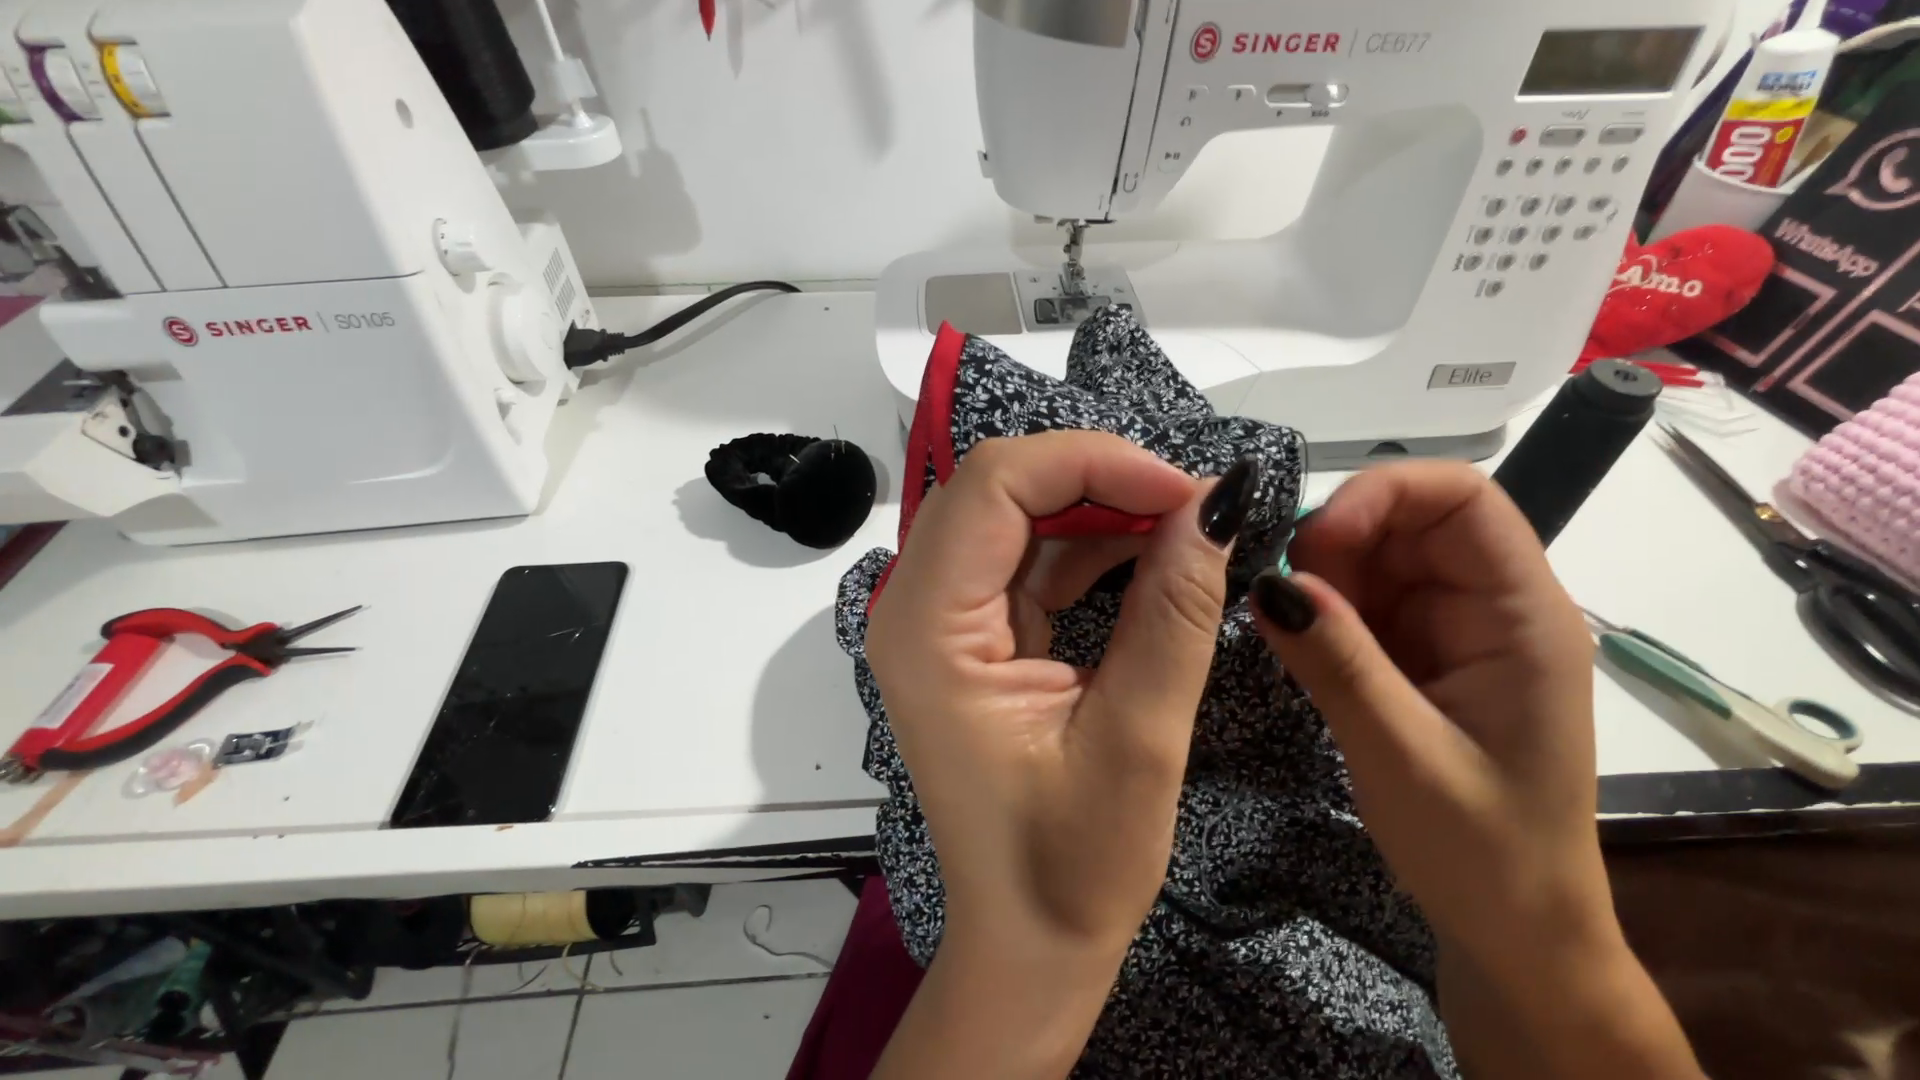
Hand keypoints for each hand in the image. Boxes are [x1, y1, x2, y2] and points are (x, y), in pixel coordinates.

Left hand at [866, 431, 1255, 1078]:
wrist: (1027, 941)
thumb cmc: (1070, 868)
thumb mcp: (1137, 738)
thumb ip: (1173, 613)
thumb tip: (1214, 506)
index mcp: (928, 630)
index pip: (995, 484)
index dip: (1093, 463)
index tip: (1186, 493)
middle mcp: (916, 610)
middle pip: (1000, 489)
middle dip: (1100, 479)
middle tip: (1194, 508)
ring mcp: (940, 622)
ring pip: (1018, 517)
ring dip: (1102, 510)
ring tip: (1188, 530)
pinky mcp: (971, 638)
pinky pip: (1028, 561)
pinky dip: (1091, 549)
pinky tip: (1152, 558)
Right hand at [1249, 462, 1700, 1078]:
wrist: (1513, 930)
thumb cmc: (1484, 852)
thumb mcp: (1402, 756)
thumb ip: (1338, 662)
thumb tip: (1268, 581)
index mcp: (1523, 616)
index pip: (1463, 498)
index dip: (1383, 495)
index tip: (1312, 544)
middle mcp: (1491, 607)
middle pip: (1410, 519)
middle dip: (1339, 540)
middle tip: (1284, 598)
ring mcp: (1452, 630)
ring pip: (1377, 557)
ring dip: (1323, 576)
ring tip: (1290, 634)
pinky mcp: (1418, 656)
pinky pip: (1362, 601)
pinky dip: (1321, 609)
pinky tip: (1299, 645)